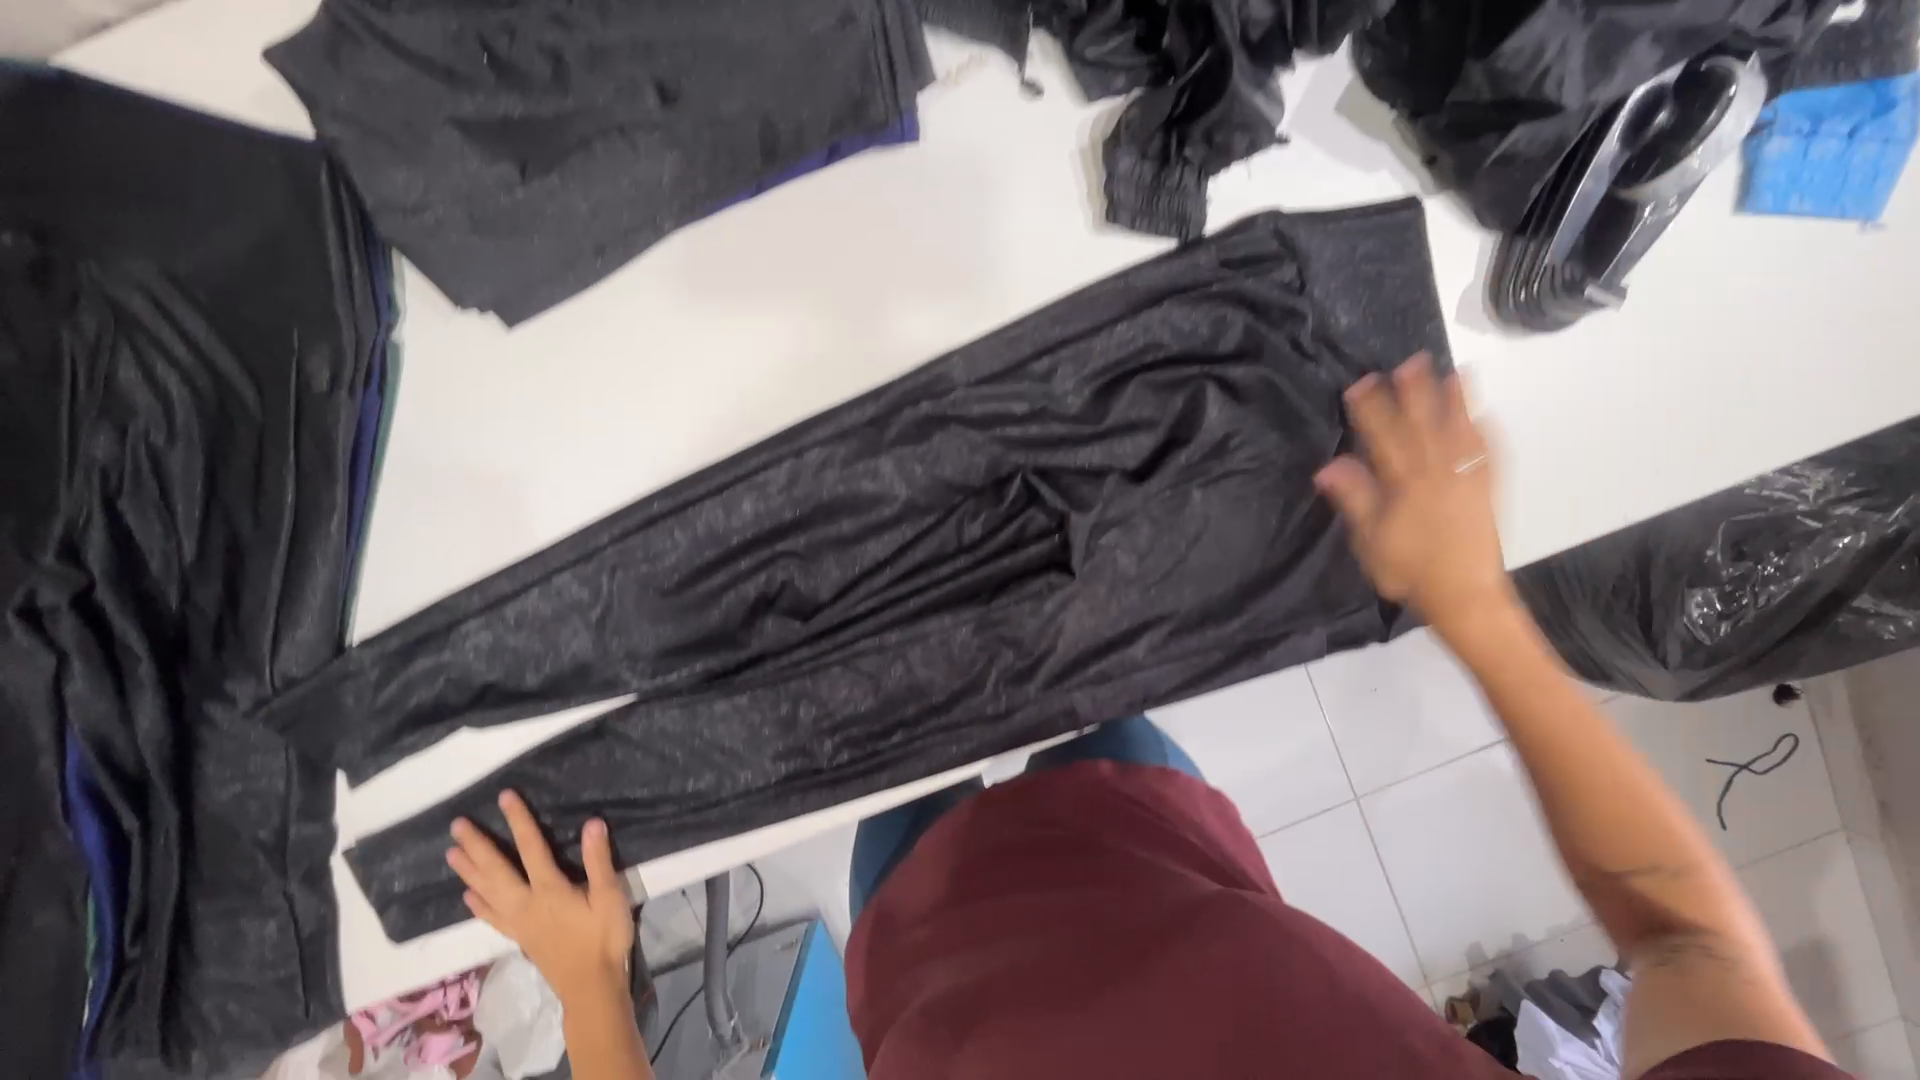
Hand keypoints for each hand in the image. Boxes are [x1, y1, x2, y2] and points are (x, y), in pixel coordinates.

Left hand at [448, 791, 633, 1005]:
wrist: (591, 986)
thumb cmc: (604, 938)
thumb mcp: (610, 896)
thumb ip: (598, 861)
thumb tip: (592, 823)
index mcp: (549, 890)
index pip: (531, 848)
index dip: (518, 821)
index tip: (505, 797)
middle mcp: (526, 903)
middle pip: (496, 870)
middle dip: (477, 845)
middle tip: (457, 825)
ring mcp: (519, 922)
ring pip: (487, 892)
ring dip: (469, 871)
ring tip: (451, 853)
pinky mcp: (519, 936)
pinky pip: (491, 916)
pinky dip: (478, 903)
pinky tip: (469, 895)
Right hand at [1314, 354, 1515, 635]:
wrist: (1463, 594)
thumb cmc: (1409, 568)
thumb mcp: (1370, 537)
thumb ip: (1354, 497)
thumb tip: (1329, 465)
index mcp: (1405, 482)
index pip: (1384, 436)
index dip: (1371, 408)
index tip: (1361, 384)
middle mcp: (1439, 472)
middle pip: (1425, 424)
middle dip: (1416, 392)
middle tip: (1410, 363)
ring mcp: (1468, 478)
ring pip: (1461, 431)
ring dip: (1456, 401)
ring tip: (1455, 372)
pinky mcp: (1488, 489)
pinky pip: (1490, 453)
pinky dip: (1486, 431)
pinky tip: (1484, 416)